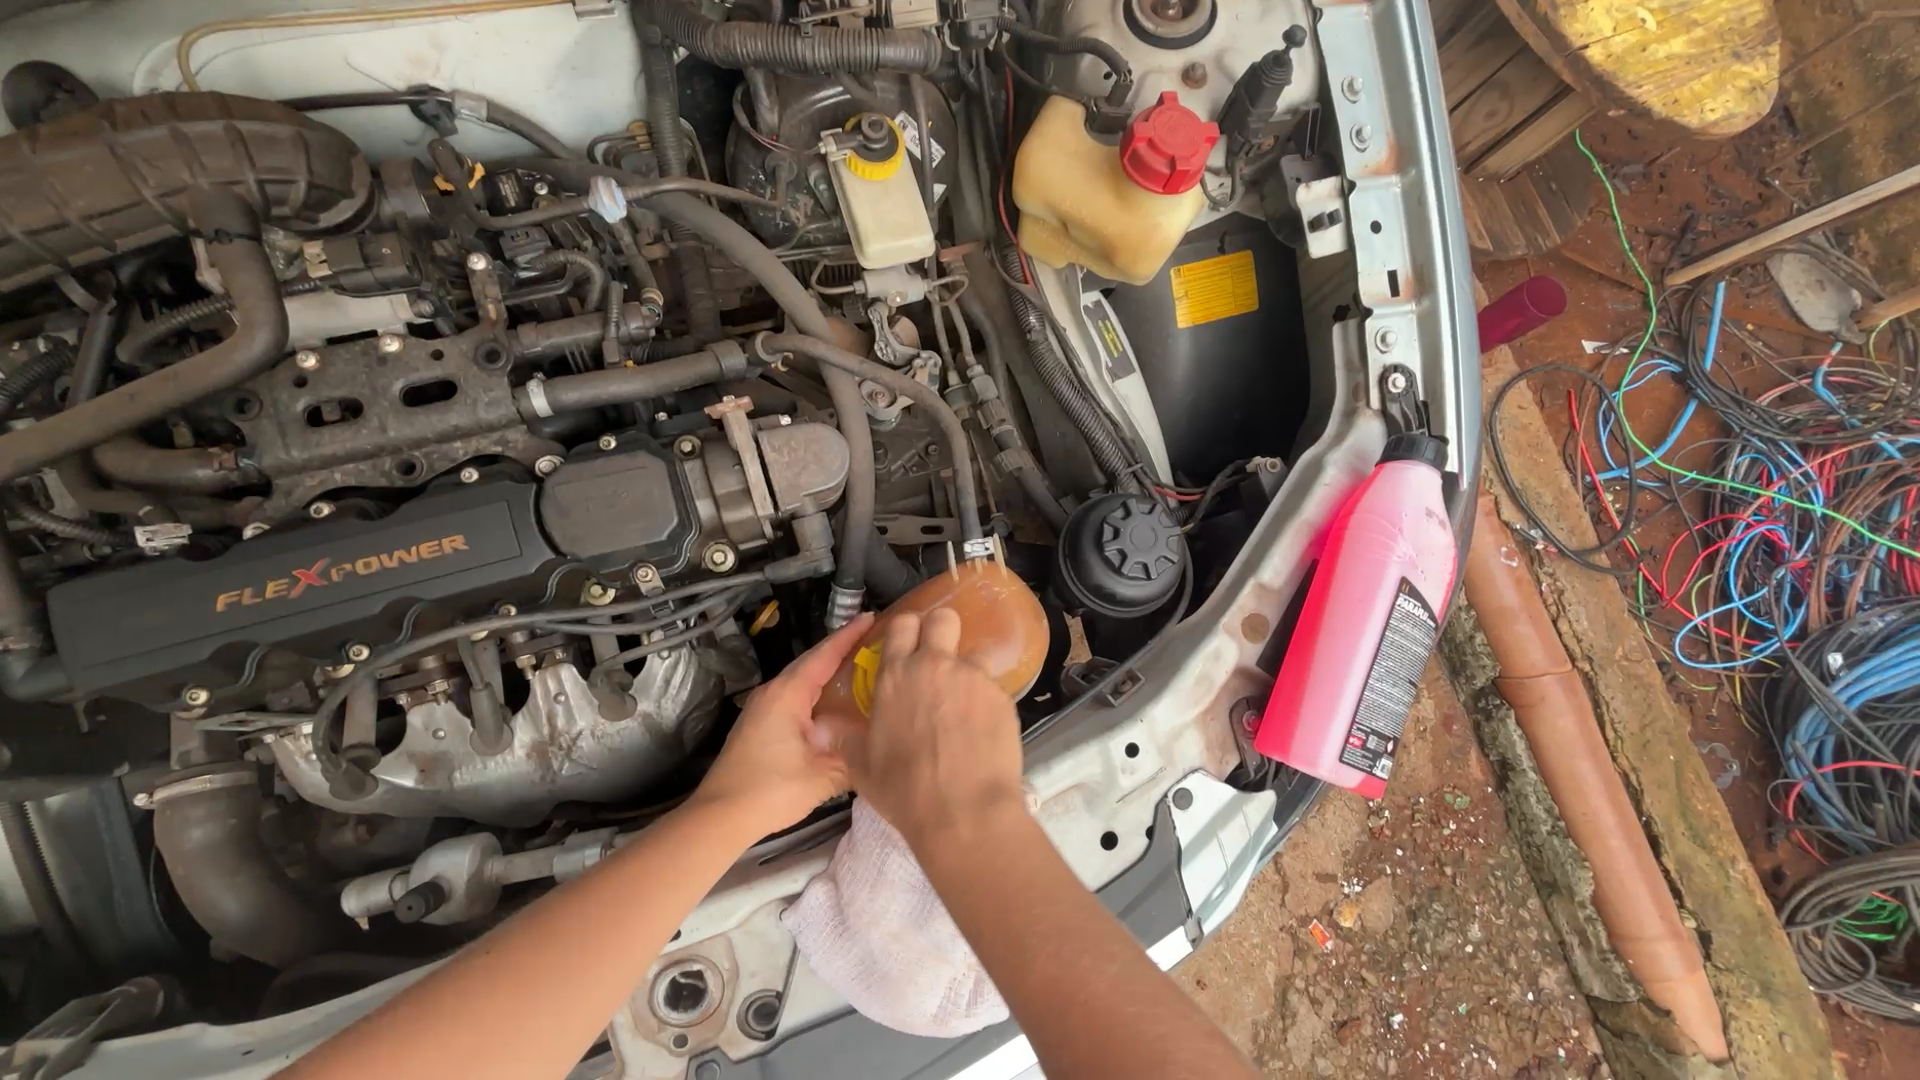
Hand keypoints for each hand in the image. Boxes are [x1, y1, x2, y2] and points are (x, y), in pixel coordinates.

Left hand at [690, 612, 874, 832]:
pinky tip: (833, 702)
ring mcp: (762, 708)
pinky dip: (817, 692)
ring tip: (858, 666)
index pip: (823, 655)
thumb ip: (853, 755)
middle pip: (811, 662)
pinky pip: (794, 697)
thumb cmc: (770, 790)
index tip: (871, 617)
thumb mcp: (823, 775)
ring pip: (801, 680)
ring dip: (827, 671)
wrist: (720, 816)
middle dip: (840, 649)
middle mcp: (773, 693)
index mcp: (788, 694)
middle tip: (872, 640)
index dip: (849, 636)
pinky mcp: (759, 724)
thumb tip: (874, 745)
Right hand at [826, 608, 1026, 852]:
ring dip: (967, 671)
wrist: (964, 812)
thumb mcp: (863, 766)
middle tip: (939, 656)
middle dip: (942, 629)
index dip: (906, 629)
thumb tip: (820, 730)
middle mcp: (935, 666)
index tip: (908, 643)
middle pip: (944, 618)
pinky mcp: (1003, 698)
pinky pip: (994, 688)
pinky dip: (987, 703)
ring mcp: (974, 679)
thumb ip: (845, 739)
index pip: (902, 625)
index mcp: (896, 676)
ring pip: (973, 654)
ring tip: (964, 704)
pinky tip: (983, 731)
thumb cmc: (905, 790)